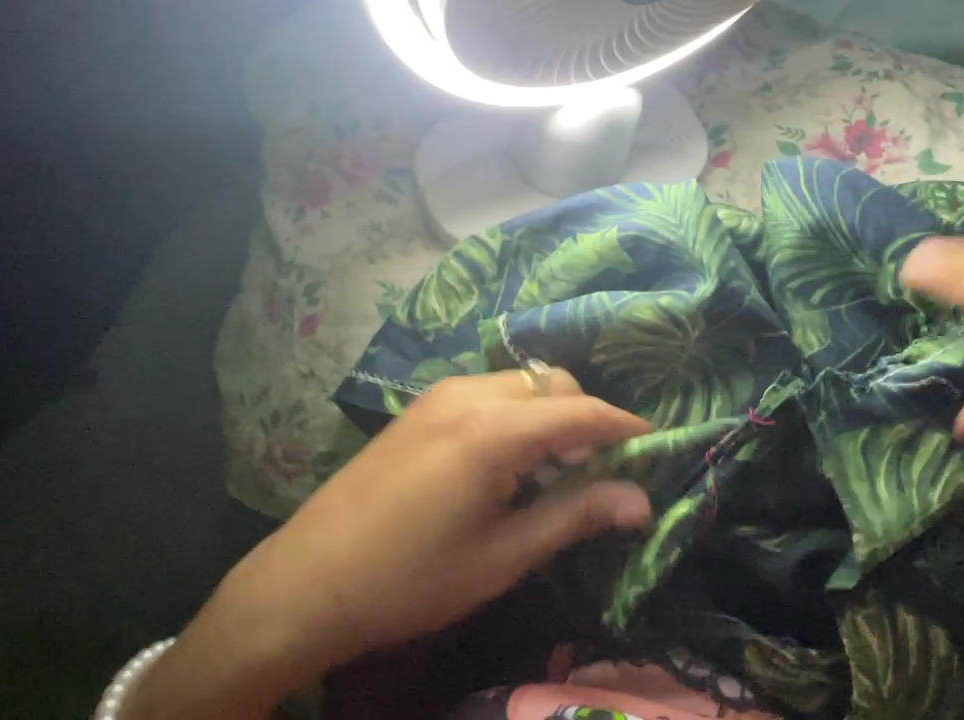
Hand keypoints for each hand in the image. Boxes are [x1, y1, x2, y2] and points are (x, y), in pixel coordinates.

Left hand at [127, 371, 652, 719]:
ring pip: (523, 383)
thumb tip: (642, 499)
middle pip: (555, 384)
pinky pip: (492, 392)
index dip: (626, 428)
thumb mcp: (503, 555)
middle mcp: (471, 394)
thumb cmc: (412, 579)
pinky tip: (510, 462)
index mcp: (495, 430)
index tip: (657, 449)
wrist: (306, 582)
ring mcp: (441, 394)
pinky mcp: (422, 406)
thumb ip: (576, 515)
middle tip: (601, 472)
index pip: (583, 412)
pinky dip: (519, 413)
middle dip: (589, 419)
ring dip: (552, 414)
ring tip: (556, 471)